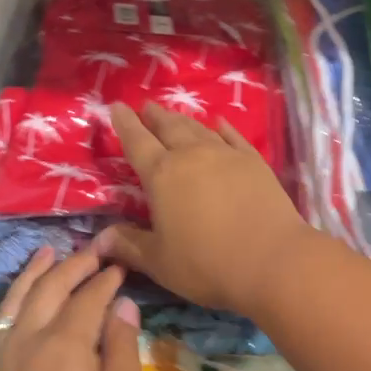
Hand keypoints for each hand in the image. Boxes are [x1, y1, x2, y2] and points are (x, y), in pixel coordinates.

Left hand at [0, 243, 144, 370]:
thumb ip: (122, 346)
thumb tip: (122, 304)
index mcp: (61, 345)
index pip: (88, 296)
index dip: (107, 279)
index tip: (123, 266)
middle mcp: (25, 342)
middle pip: (48, 288)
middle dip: (73, 265)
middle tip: (94, 251)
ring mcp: (2, 360)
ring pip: (16, 300)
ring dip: (36, 274)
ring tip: (49, 252)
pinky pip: (1, 325)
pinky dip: (15, 301)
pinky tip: (25, 300)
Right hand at [101, 102, 311, 313]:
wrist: (272, 259)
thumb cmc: (207, 264)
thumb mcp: (160, 262)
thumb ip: (129, 246)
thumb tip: (98, 239)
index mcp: (162, 175)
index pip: (137, 142)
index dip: (125, 124)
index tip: (117, 106)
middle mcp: (192, 155)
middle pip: (168, 127)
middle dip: (154, 116)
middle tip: (146, 106)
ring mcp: (225, 154)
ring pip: (198, 128)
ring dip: (183, 120)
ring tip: (173, 114)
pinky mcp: (253, 161)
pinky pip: (232, 136)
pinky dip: (221, 127)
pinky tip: (218, 122)